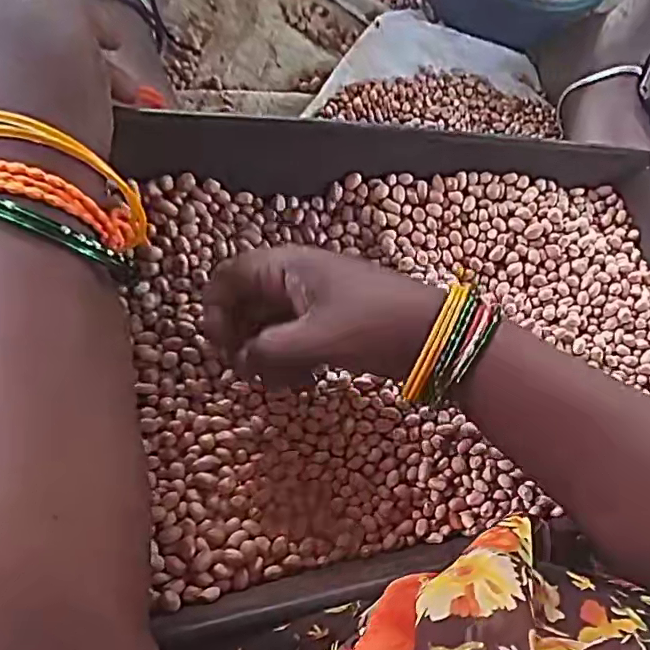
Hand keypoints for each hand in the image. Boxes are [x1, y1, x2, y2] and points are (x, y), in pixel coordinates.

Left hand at [0, 0, 127, 181]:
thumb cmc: (54, 94)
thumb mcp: (69, 15)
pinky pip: (26, 89)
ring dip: (80, 69)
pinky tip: (90, 114)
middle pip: (28, 14)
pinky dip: (60, 95)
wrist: (39, 181)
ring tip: (118, 97)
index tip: (104, 24)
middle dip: (82, 35)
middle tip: (116, 59)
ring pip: (33, 55)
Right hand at [201, 247, 445, 386]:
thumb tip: (241, 362)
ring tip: (286, 382)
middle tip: (251, 373)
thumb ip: (267, 351)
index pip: (229, 277)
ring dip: (269, 358)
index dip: (215, 310)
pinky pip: (295, 343)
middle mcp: (296, 280)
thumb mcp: (315, 340)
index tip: (222, 347)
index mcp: (287, 267)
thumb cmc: (374, 327)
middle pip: (247, 306)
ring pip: (271, 329)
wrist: (434, 337)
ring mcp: (314, 304)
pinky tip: (307, 381)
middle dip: (244, 342)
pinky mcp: (331, 327)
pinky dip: (292, 363)